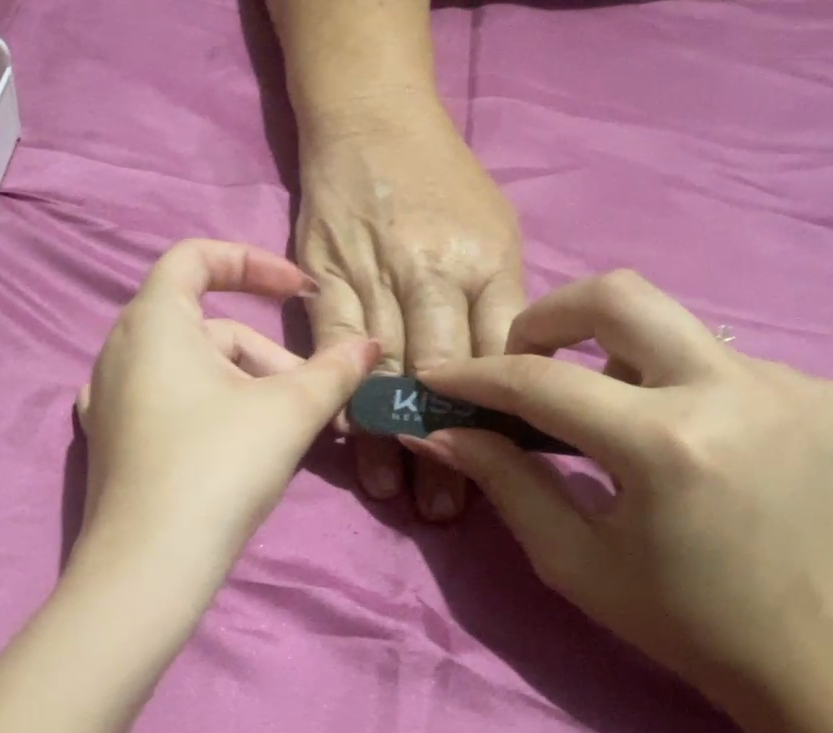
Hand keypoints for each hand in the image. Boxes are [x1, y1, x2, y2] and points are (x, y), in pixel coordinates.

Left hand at [76, 240, 379, 568]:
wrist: (149, 562)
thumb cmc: (218, 466)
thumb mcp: (288, 412)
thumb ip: (333, 370)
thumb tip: (368, 344)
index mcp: (151, 322)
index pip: (196, 258)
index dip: (253, 263)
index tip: (299, 293)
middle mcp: (116, 352)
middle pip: (204, 328)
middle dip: (264, 356)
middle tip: (310, 401)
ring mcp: (105, 401)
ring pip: (187, 372)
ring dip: (241, 388)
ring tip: (282, 434)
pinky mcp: (108, 444)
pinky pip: (163, 406)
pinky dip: (205, 412)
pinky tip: (231, 450)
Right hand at [296, 93, 523, 520]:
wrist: (370, 124)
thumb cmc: (442, 183)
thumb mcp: (498, 231)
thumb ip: (501, 305)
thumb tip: (506, 384)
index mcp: (489, 263)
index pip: (500, 354)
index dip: (497, 418)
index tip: (499, 474)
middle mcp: (434, 271)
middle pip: (443, 372)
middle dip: (445, 443)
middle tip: (444, 508)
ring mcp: (375, 275)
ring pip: (386, 369)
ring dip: (389, 435)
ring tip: (394, 492)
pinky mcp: (325, 279)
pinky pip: (332, 346)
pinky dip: (338, 393)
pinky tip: (344, 438)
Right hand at [405, 271, 832, 698]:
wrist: (822, 651)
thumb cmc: (678, 618)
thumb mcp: (571, 559)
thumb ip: (506, 481)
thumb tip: (441, 433)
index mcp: (665, 447)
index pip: (544, 381)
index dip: (478, 376)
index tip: (438, 379)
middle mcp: (734, 392)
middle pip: (619, 296)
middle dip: (548, 317)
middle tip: (520, 360)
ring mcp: (793, 383)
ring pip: (674, 332)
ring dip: (617, 363)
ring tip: (609, 425)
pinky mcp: (828, 392)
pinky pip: (725, 366)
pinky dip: (679, 392)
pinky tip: (684, 448)